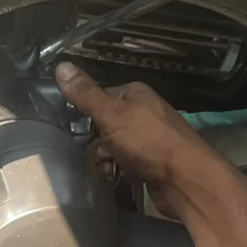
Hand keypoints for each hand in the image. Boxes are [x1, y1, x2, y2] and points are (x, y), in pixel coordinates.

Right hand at [54, 61, 239, 221]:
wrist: (186, 181)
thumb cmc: (150, 142)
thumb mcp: (113, 114)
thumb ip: (86, 95)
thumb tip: (60, 65)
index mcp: (134, 95)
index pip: (98, 98)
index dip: (84, 115)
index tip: (75, 132)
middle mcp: (141, 114)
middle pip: (101, 126)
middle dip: (94, 144)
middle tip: (98, 154)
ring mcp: (146, 140)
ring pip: (110, 148)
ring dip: (104, 161)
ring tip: (109, 170)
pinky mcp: (148, 164)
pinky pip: (122, 165)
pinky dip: (116, 173)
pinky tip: (117, 180)